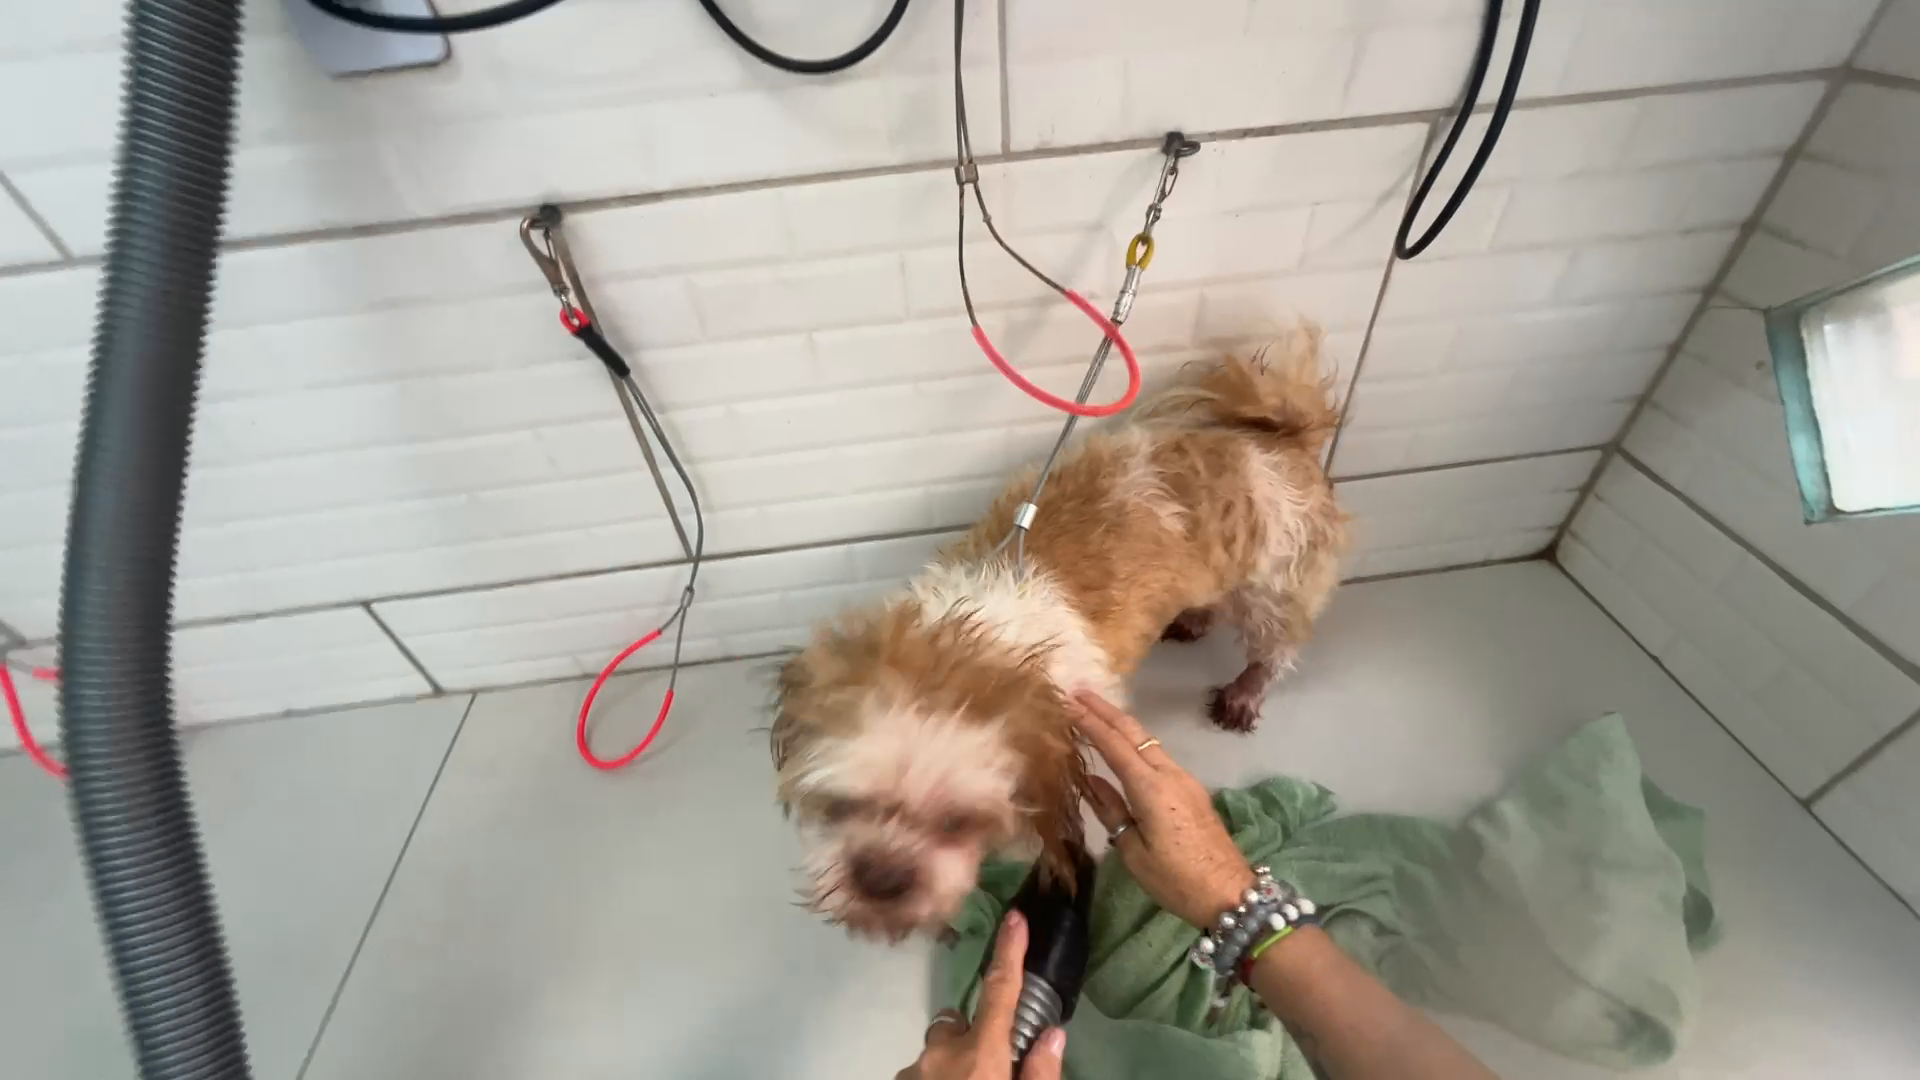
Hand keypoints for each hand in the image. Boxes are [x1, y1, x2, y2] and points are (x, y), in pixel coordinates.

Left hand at [895, 909, 1065, 1079]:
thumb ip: (1039, 1073)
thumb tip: (1053, 1035)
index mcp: (981, 1053)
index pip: (1000, 990)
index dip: (1009, 951)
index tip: (1015, 917)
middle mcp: (942, 1051)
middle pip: (955, 1023)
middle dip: (968, 1035)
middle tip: (985, 1068)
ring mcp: (914, 1068)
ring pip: (935, 1050)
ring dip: (949, 1064)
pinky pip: (919, 1071)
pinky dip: (932, 1078)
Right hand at [1071, 691, 1253, 928]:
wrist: (1231, 894)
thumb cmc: (1176, 880)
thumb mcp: (1134, 852)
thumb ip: (1110, 810)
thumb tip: (1090, 780)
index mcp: (1151, 788)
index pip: (1113, 745)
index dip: (1089, 722)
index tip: (1066, 703)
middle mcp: (1168, 774)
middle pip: (1133, 731)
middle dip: (1104, 709)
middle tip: (1078, 692)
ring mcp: (1183, 778)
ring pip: (1146, 739)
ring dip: (1119, 722)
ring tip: (1094, 711)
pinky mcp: (1190, 788)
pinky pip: (1155, 753)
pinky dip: (1133, 740)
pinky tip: (1121, 744)